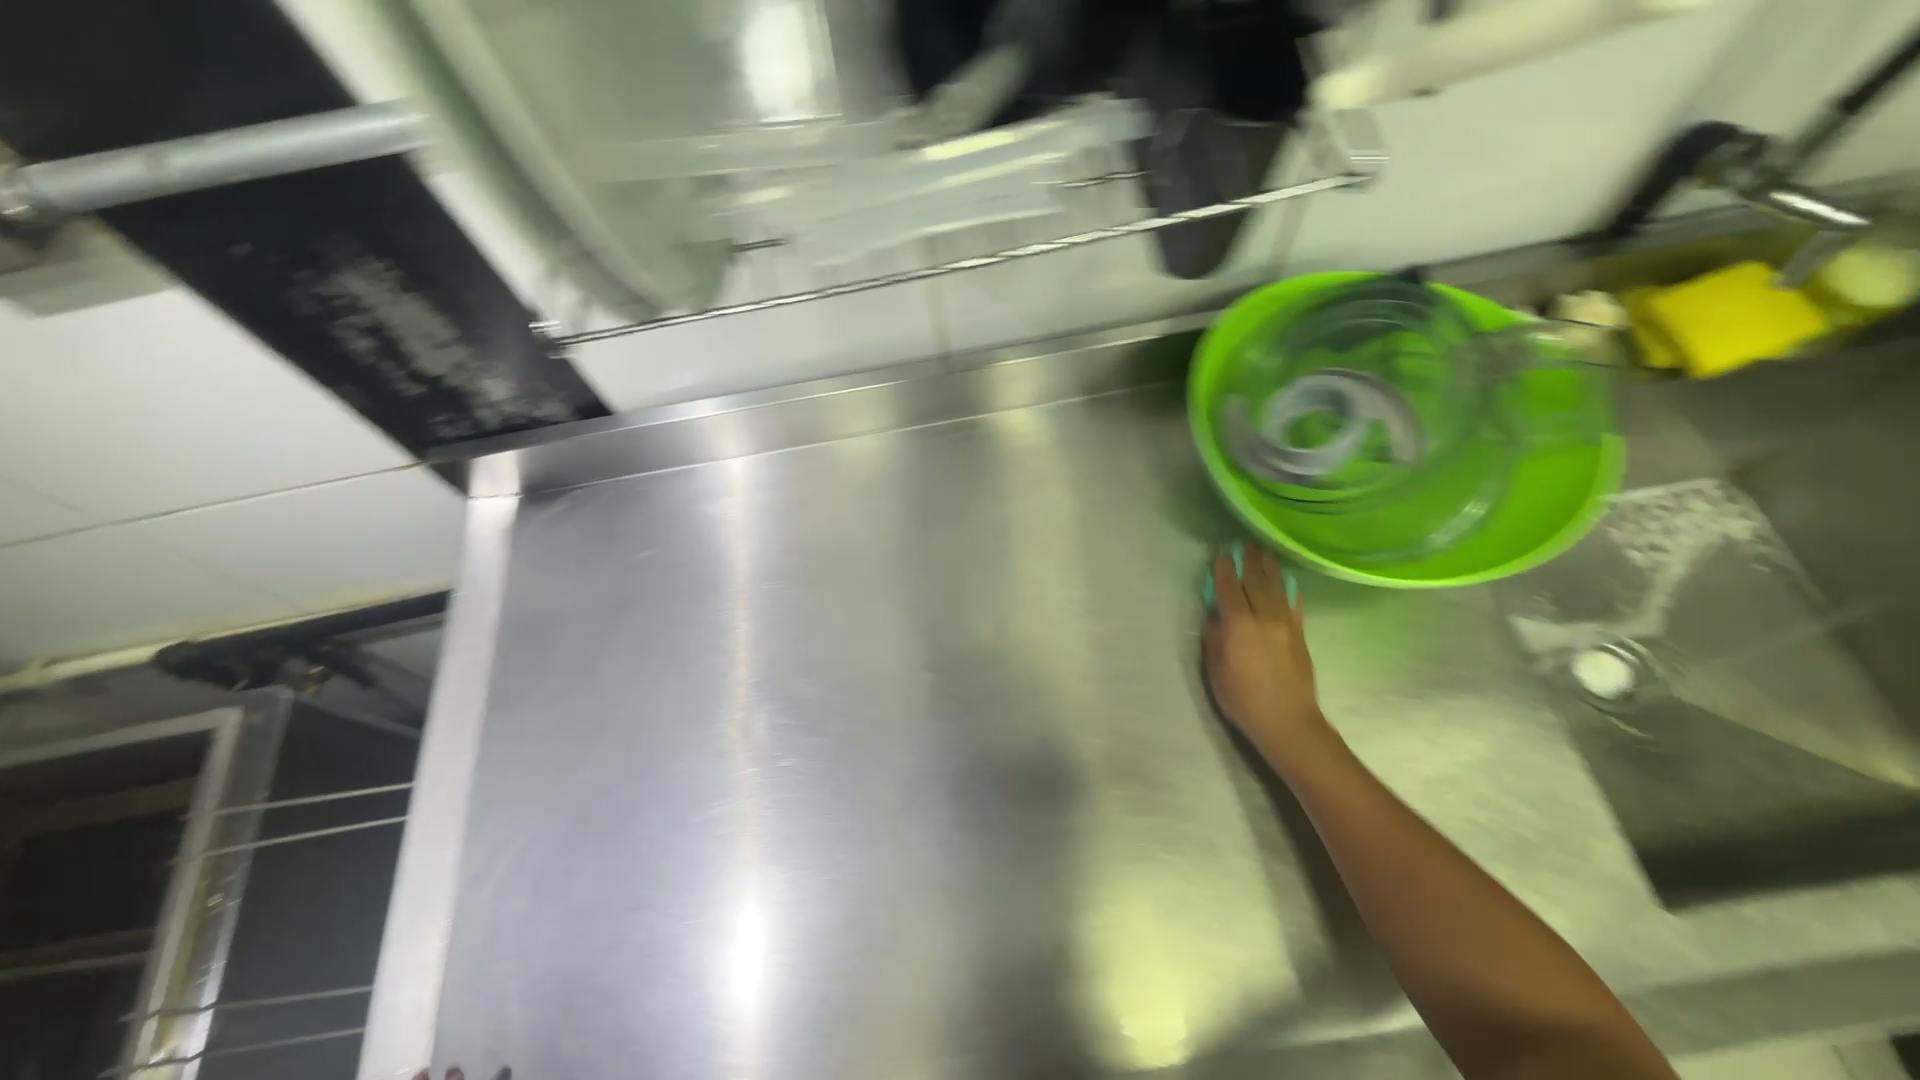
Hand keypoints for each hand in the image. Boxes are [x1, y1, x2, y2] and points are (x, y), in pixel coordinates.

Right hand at [1203, 548, 1328, 757]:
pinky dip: (1290, 591)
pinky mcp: (1300, 635)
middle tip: (1246, 542)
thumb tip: (1215, 616)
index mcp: (1239, 624)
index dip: (1224, 569)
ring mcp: (1286, 624)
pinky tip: (1289, 584)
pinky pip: (1295, 606)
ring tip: (1265, 552)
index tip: (1222, 553)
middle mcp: (1264, 617)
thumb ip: (1214, 638)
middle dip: (1250, 560)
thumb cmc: (1242, 699)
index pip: (1229, 588)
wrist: (1287, 720)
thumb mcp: (1215, 670)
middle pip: (1256, 581)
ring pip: (1277, 588)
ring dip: (1270, 568)